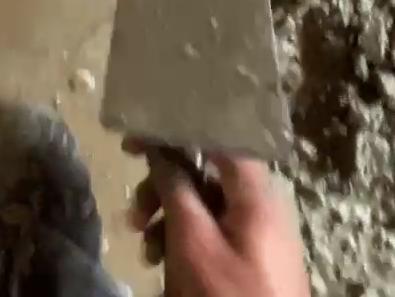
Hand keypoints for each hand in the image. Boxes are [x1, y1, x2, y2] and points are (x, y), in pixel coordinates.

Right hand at [125, 144, 308, 296]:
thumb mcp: (193, 242)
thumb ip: (175, 188)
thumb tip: (160, 149)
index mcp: (256, 194)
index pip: (215, 137)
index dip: (173, 133)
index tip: (135, 143)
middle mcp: (261, 206)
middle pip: (204, 174)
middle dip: (162, 187)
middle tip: (134, 210)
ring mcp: (258, 235)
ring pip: (203, 205)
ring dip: (166, 216)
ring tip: (143, 247)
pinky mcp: (251, 260)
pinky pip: (212, 232)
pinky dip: (182, 238)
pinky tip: (158, 261)